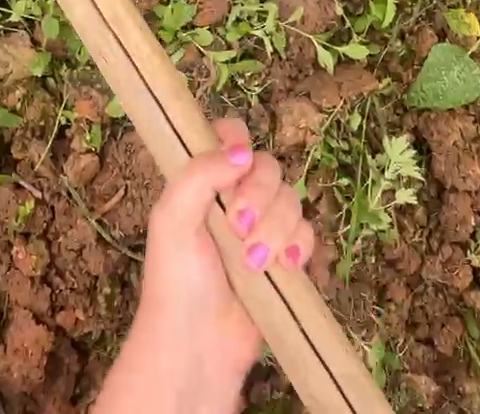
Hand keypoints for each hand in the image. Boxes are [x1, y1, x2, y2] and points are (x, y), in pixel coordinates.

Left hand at [93, 118, 315, 413]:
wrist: (198, 344)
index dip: (237, 143)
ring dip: (275, 228)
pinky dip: (299, 245)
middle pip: (268, 166)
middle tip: (238, 228)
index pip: (230, 135)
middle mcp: (235, 196)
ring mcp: (262, 225)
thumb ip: (199, 175)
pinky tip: (285, 265)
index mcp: (205, 179)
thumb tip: (242, 152)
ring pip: (290, 199)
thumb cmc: (176, 279)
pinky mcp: (284, 254)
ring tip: (253, 262)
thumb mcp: (172, 219)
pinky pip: (307, 231)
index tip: (236, 165)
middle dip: (259, 196)